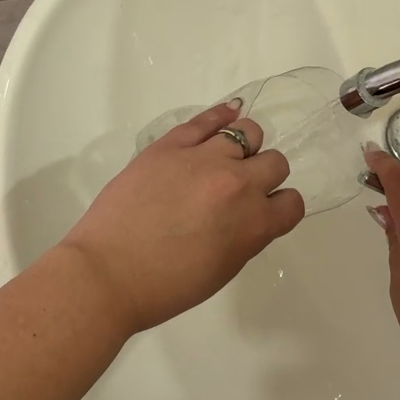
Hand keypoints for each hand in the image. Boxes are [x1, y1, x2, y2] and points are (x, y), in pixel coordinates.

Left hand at [61, 101, 306, 333]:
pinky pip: (207, 119)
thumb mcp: (222, 269)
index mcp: (254, 225)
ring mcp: (204, 159)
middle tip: (238, 189)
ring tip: (224, 159)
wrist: (108, 273)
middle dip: (263, 175)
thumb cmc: (166, 287)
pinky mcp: (171, 145)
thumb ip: (246, 236)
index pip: (291, 203)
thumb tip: (248, 215)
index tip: (264, 211)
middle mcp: (238, 185)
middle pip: (274, 162)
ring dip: (243, 146)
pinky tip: (229, 113)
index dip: (278, 207)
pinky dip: (223, 114)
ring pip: (247, 132)